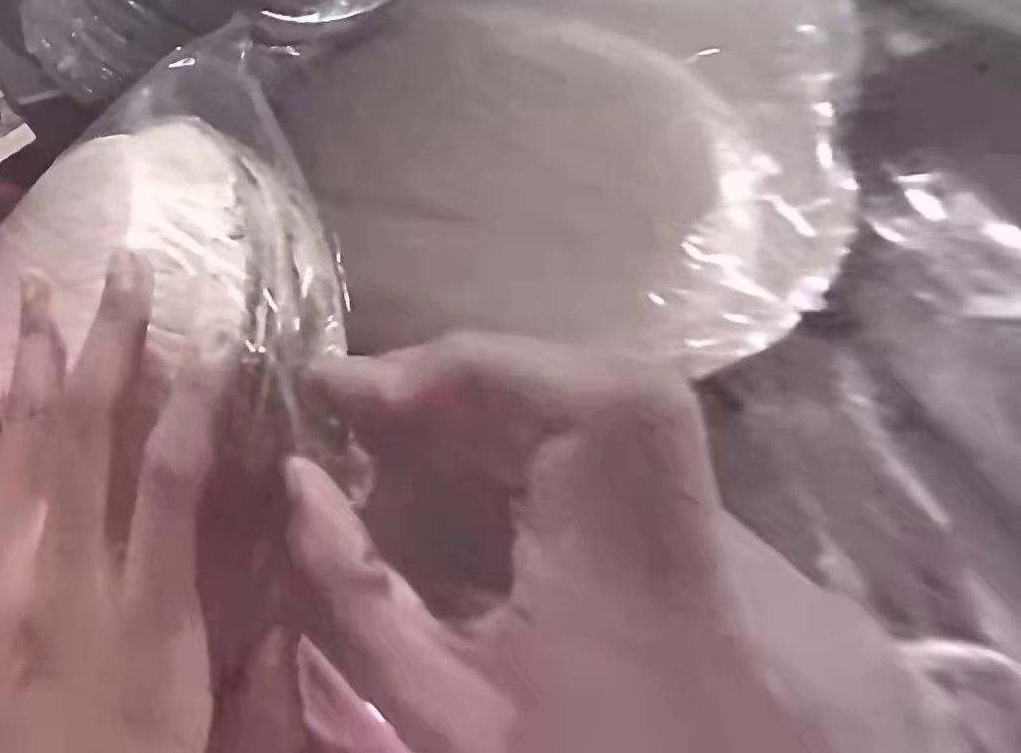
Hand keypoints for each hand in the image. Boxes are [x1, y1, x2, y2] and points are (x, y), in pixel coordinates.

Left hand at [0, 255, 230, 752]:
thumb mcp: (190, 738)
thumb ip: (239, 660)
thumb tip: (269, 589)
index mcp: (139, 620)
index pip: (172, 476)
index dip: (196, 397)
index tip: (213, 338)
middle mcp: (59, 574)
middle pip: (86, 427)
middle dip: (111, 335)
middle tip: (125, 266)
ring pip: (17, 434)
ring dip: (33, 352)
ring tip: (39, 285)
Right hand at [283, 333, 824, 752]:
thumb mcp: (440, 722)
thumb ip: (352, 586)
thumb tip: (296, 473)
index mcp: (663, 598)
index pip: (608, 401)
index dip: (480, 363)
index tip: (372, 390)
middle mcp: (749, 567)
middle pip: (583, 403)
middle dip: (448, 394)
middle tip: (356, 416)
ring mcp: (783, 581)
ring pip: (595, 439)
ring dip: (477, 435)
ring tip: (400, 472)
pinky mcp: (780, 598)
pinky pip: (618, 487)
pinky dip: (522, 479)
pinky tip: (475, 529)